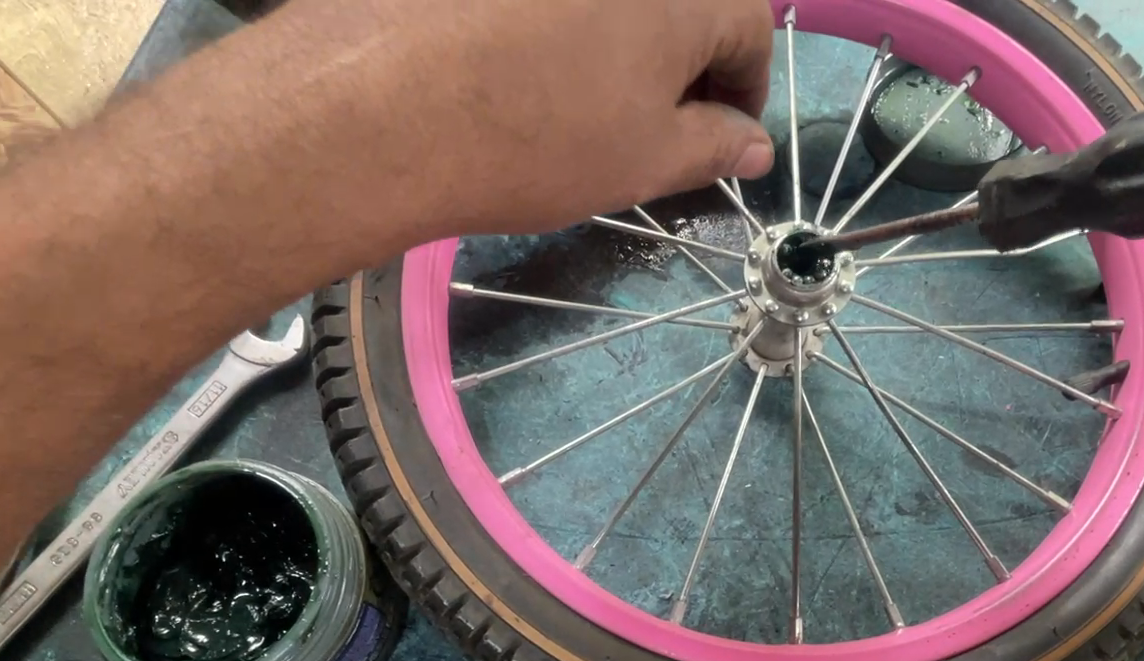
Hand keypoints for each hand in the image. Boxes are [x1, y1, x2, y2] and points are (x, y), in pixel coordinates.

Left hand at [247, 0, 773, 249]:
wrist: (387, 109)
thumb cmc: (541, 142)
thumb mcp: (642, 161)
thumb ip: (712, 148)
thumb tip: (756, 147)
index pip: (749, 26)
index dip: (746, 89)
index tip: (722, 137)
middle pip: (682, 7)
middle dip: (687, 68)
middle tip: (657, 129)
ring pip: (617, 6)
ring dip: (627, 47)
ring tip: (591, 104)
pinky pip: (555, 6)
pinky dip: (567, 28)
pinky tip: (533, 69)